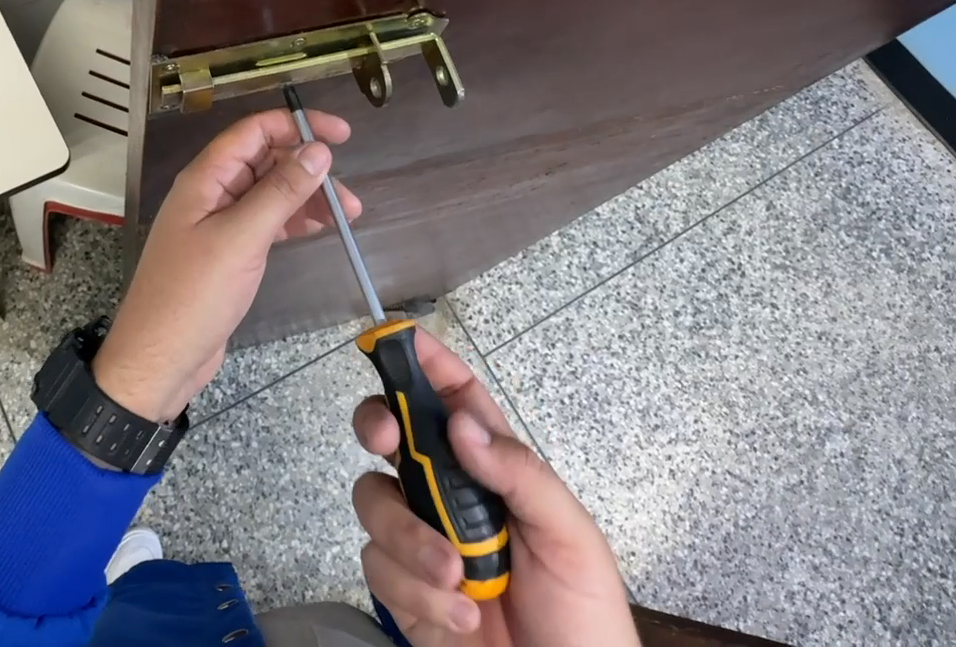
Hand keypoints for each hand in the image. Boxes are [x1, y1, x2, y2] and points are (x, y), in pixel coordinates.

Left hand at [92, 108, 360, 421]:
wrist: (159, 361)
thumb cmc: (192, 296)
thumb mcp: (240, 239)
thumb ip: (280, 192)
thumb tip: (318, 150)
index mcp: (205, 179)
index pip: (254, 132)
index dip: (297, 125)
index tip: (340, 135)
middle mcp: (211, 194)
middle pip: (265, 161)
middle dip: (308, 168)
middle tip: (348, 195)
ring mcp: (218, 223)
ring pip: (270, 193)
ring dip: (307, 197)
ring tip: (347, 215)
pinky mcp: (228, 252)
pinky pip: (266, 222)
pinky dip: (293, 221)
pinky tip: (319, 228)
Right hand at [351, 330, 637, 646]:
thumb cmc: (582, 612)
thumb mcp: (569, 535)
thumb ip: (520, 473)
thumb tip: (460, 423)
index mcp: (489, 463)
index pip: (452, 395)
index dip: (423, 360)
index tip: (395, 336)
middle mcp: (443, 488)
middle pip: (388, 432)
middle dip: (377, 424)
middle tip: (385, 439)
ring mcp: (417, 534)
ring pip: (373, 503)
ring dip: (411, 542)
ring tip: (458, 581)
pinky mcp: (400, 584)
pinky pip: (378, 567)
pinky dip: (416, 593)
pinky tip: (460, 619)